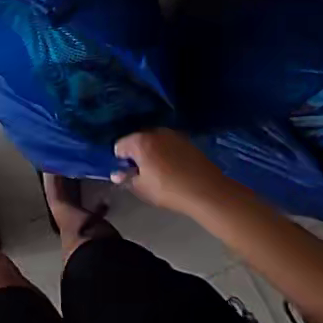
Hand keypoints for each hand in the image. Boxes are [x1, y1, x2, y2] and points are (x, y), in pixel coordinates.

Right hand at [111, 129, 236, 213]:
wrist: (206, 190)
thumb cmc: (168, 189)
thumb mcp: (142, 188)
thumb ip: (126, 178)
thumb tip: (116, 174)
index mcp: (140, 141)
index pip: (120, 145)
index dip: (120, 159)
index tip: (127, 172)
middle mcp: (156, 132)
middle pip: (137, 139)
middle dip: (136, 153)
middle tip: (141, 171)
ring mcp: (173, 135)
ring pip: (154, 141)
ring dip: (152, 151)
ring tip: (158, 170)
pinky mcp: (187, 141)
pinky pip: (169, 144)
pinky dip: (166, 152)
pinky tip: (172, 167)